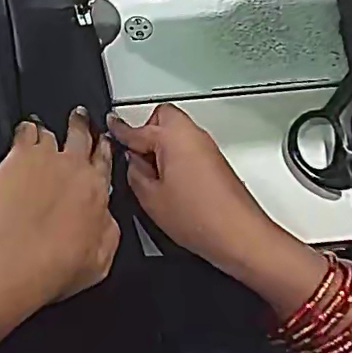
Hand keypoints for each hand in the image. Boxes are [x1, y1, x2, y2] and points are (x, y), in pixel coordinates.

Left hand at [0, 110, 118, 350]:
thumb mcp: (99, 260)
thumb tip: (106, 221)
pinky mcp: (19, 155)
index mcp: (96, 192)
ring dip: (49, 130)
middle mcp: (74, 168)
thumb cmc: (52, 264)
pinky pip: (26, 130)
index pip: (104, 162)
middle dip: (82, 125)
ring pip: (52, 132)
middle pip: (81, 136)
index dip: (103, 149)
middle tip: (80, 119)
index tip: (102, 143)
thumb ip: (107, 232)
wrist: (15, 257)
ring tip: (45, 128)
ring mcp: (46, 158)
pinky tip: (24, 129)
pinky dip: (26, 127)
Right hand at [108, 104, 310, 283]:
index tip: (111, 125)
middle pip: (162, 116)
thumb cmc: (202, 218)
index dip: (119, 129)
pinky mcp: (215, 161)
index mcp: (172, 137)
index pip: (136, 128)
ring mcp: (207, 147)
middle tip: (137, 155)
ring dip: (163, 145)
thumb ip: (134, 172)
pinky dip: (176, 157)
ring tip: (155, 176)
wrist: (240, 236)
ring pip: (177, 132)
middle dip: (146, 131)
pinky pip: (188, 147)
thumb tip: (132, 162)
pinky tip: (172, 185)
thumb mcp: (149, 198)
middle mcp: (192, 135)